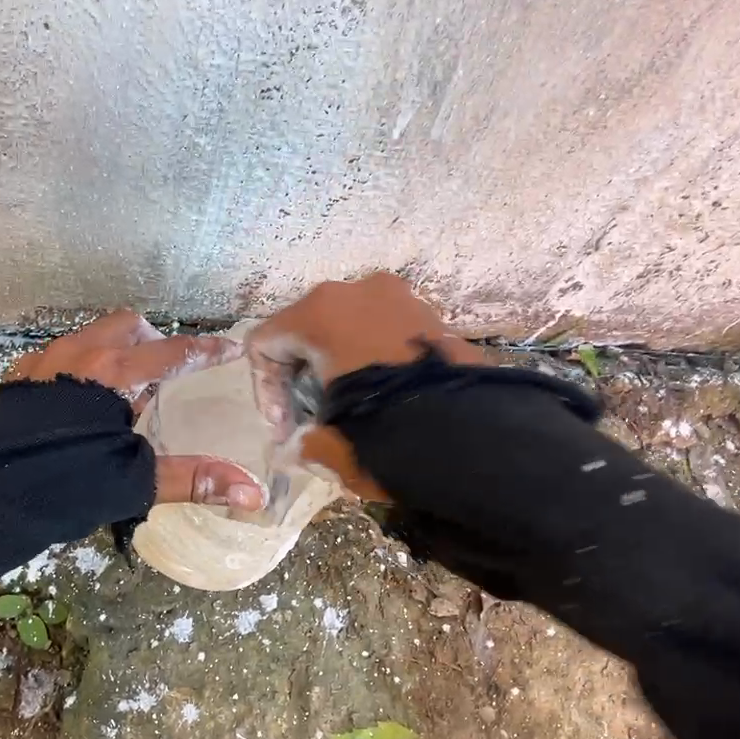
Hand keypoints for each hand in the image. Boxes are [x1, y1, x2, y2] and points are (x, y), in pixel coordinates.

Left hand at [7, 311, 266, 509]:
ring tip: (119, 391)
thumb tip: (252, 494)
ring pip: (87, 337)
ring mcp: (41, 362)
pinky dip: (75, 368)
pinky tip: (74, 402)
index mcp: (113, 371)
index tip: (229, 348)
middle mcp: (77, 353)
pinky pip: (54, 357)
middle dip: (150, 340)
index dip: (204, 351)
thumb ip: (192, 479)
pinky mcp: (15, 380)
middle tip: (162, 372)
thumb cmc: (67, 486)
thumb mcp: (135, 483)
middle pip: (126, 326)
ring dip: (111, 352)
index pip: (172, 353)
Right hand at [246, 273, 485, 499]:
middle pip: (305, 331)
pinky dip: (372, 361)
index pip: (265, 344)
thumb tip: (295, 447)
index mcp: (320, 311)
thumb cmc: (384, 431)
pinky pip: (384, 335)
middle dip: (300, 377)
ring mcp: (400, 298)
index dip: (265, 392)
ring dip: (337, 366)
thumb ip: (301, 441)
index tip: (284, 430)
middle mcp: (356, 291)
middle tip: (308, 420)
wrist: (474, 436)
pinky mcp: (434, 316)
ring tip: (348, 411)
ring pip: (347, 330)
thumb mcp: (328, 445)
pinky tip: (382, 399)